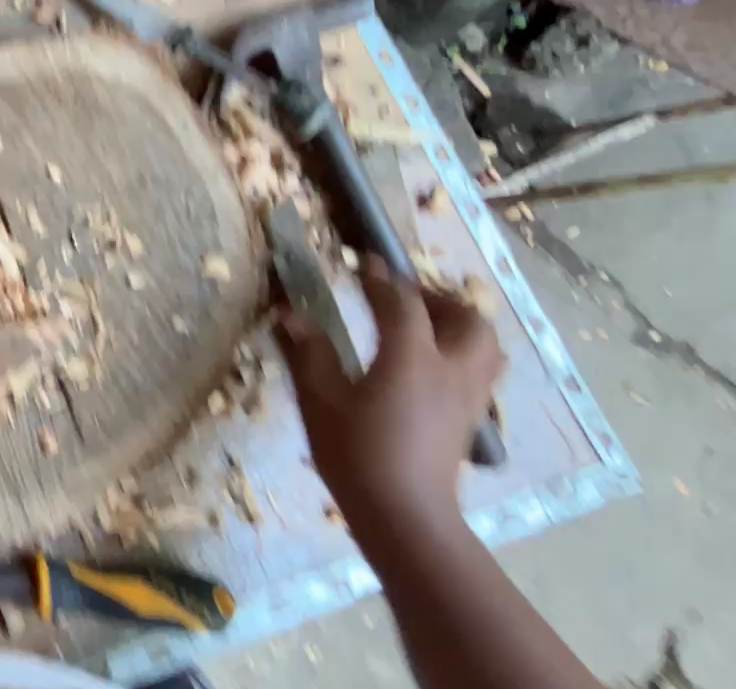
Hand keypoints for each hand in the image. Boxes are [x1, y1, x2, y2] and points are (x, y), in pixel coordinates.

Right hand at [280, 256, 505, 532]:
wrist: (404, 514)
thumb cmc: (356, 453)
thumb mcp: (319, 399)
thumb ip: (309, 352)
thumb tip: (289, 313)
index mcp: (411, 360)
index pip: (402, 304)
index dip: (381, 279)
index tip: (363, 261)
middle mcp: (450, 370)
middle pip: (466, 319)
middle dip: (435, 298)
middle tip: (400, 294)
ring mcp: (467, 396)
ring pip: (484, 344)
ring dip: (457, 323)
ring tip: (421, 322)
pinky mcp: (469, 418)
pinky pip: (481, 368)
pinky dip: (461, 350)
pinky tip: (428, 362)